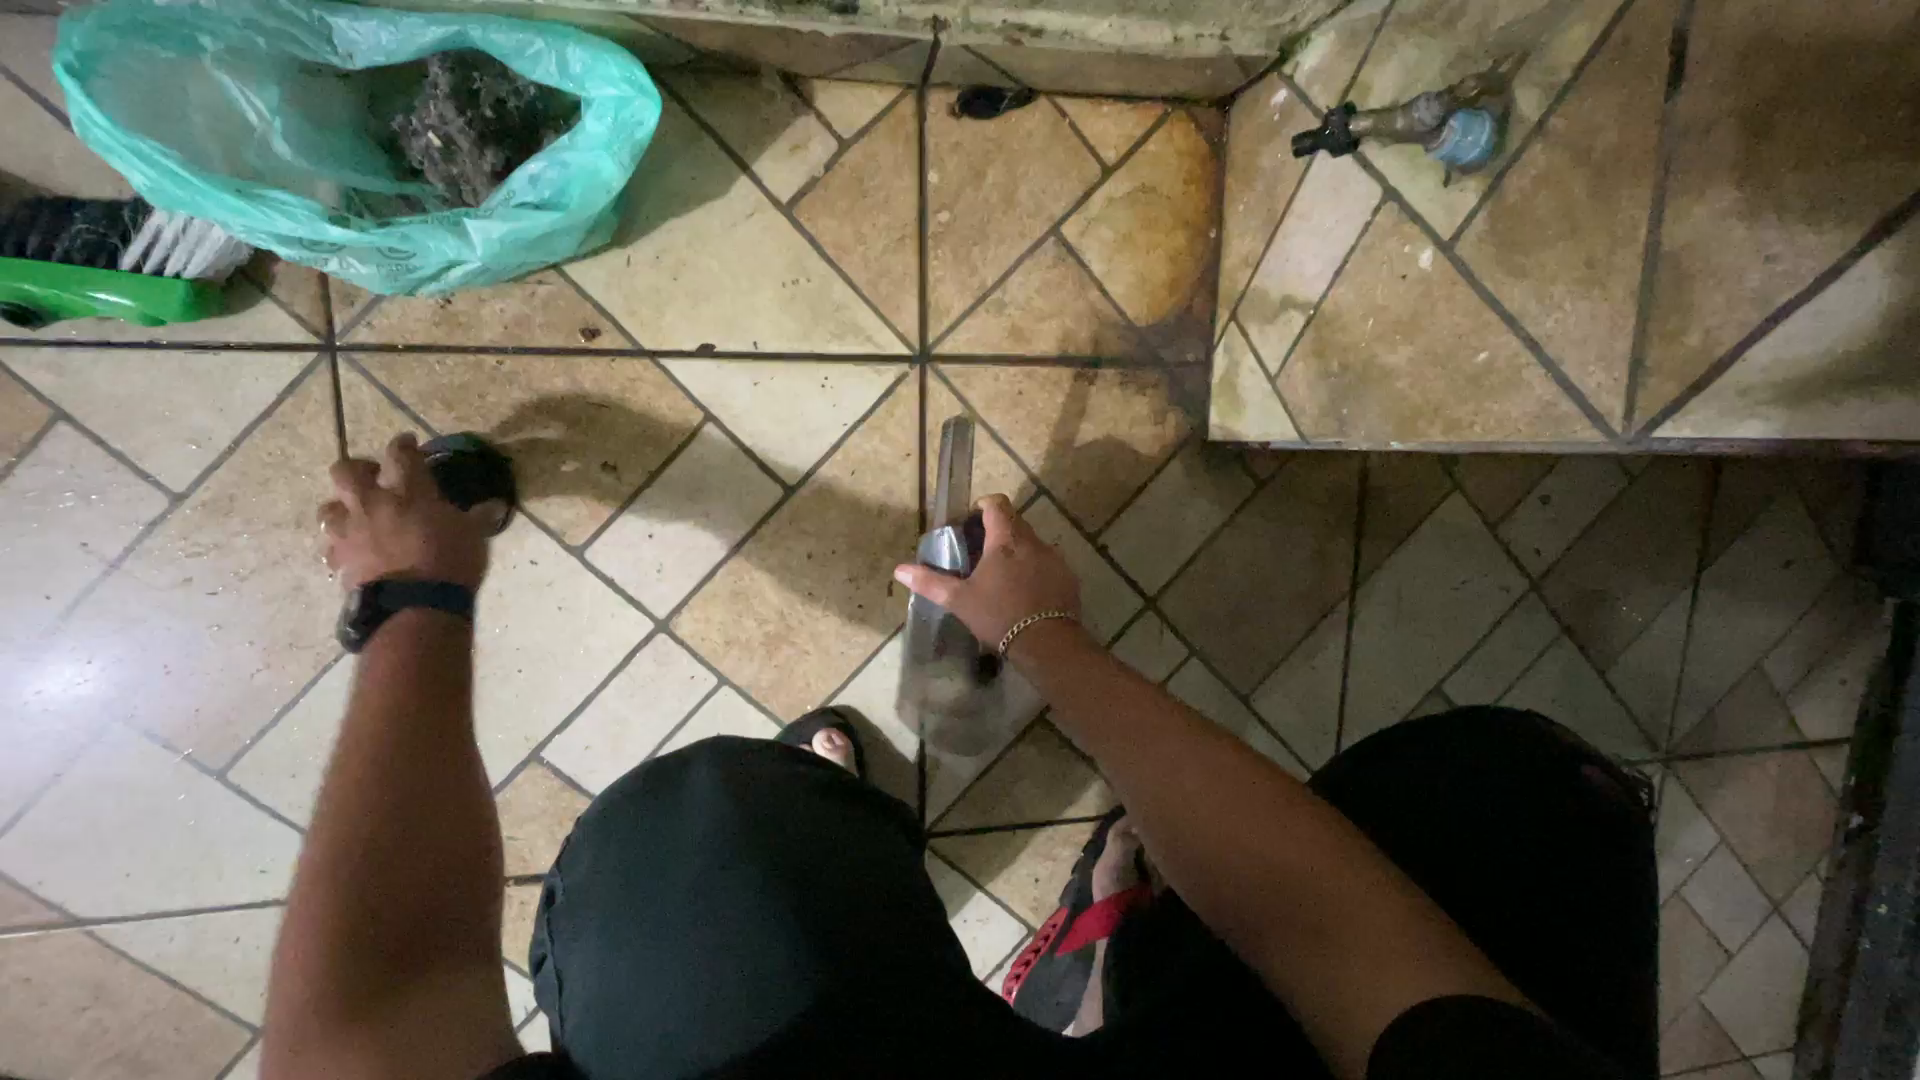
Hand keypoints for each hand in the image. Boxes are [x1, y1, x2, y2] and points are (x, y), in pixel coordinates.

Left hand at [319, 433, 493, 591]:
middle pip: (346, 471)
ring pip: (329, 508)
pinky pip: (333, 546)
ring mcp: (350, 532)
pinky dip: (343, 545)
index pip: (401, 454)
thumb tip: (494, 505)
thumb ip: (477, 517)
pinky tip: (356, 550)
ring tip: (359, 516)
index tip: (408, 442)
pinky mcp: (339, 559)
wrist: (415, 605)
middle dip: (358, 469)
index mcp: (409, 492)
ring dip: (342, 508)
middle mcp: (372, 504)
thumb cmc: (451, 562)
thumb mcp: (474, 536)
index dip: (403, 444)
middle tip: (374, 477)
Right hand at [893, 493, 1081, 649]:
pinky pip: (1048, 562)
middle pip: (1015, 521)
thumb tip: (900, 570)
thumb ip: (930, 582)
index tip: (972, 521)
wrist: (1046, 642)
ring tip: (1003, 574)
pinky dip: (1034, 568)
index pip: (997, 504)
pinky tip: (1025, 591)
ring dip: (1017, 550)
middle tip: (981, 551)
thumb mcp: (960, 600)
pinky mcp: (1067, 576)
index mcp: (1005, 540)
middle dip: (998, 530)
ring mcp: (1054, 558)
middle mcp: (1032, 541)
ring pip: (1032, 543)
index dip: (983, 506)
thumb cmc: (998, 615)